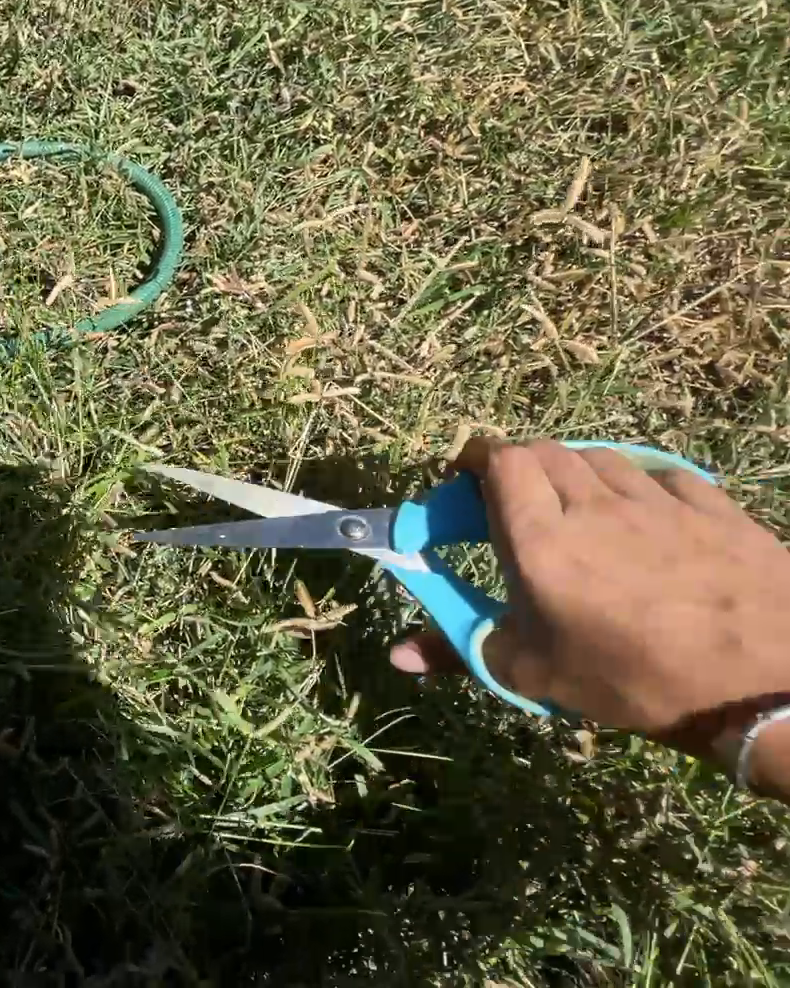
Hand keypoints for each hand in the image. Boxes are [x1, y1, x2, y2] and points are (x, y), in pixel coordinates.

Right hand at [389, 438, 789, 755]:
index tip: (462, 481)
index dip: (475, 459)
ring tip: (574, 502)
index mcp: (538, 539)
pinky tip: (641, 511)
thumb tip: (396, 656)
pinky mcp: (723, 515)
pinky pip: (667, 476)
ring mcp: (664, 506)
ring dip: (575, 470)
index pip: (499, 460)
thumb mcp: (532, 670)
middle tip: (510, 496)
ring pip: (603, 457)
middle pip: (545, 450)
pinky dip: (640, 483)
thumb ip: (456, 651)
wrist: (774, 696)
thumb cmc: (632, 680)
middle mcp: (594, 508)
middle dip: (518, 463)